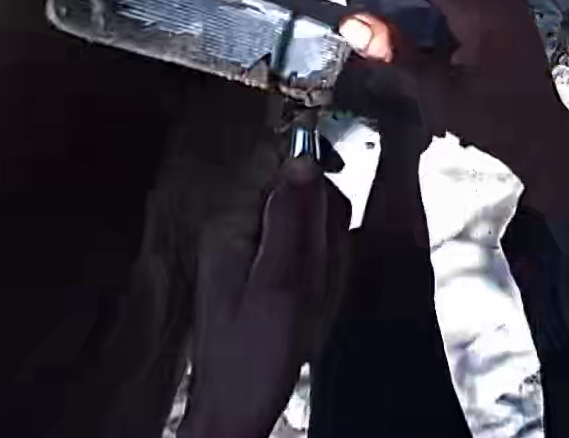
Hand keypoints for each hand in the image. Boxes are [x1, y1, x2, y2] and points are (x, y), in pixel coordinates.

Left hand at [180, 157, 349, 437]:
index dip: (312, 171)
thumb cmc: (252, 357)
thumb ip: (292, 217)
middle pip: (299, 192)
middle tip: (321, 267)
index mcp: (234, 222)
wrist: (235, 416)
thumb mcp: (279, 282)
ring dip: (324, 249)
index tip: (335, 193)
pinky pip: (304, 248)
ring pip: (307, 220)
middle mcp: (240, 226)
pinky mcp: (264, 267)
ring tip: (316, 292)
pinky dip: (318, 267)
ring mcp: (251, 247)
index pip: (278, 165)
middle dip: (322, 223)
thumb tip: (303, 157)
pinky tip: (313, 298)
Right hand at [340, 0, 568, 217]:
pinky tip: (449, 55)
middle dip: (412, 10)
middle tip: (404, 47)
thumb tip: (349, 22)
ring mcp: (509, 1)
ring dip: (431, 18)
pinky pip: (470, 3)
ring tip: (428, 56)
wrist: (543, 137)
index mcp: (479, 4)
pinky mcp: (513, 13)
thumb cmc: (490, 116)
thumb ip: (391, 51)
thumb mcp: (433, 88)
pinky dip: (451, 22)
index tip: (381, 23)